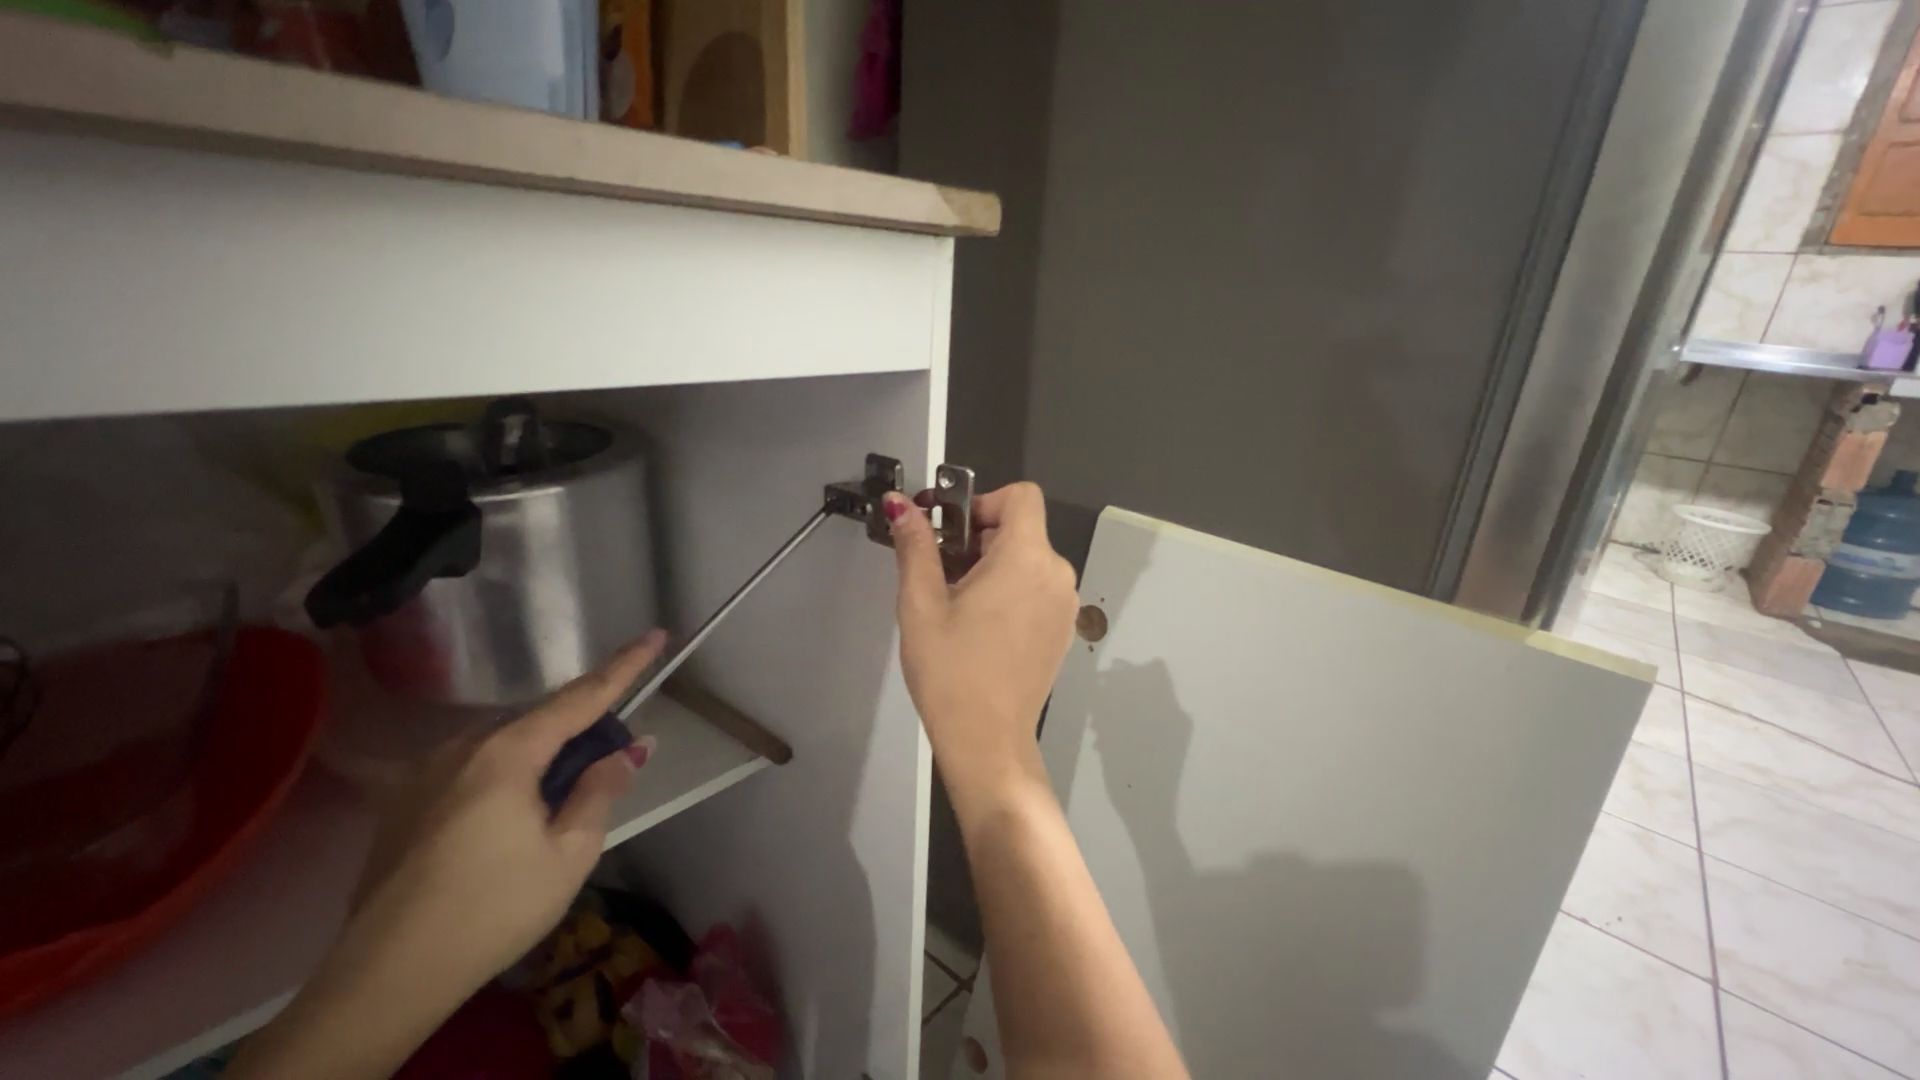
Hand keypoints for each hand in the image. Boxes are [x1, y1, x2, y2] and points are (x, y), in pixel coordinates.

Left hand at [348, 629, 663, 988]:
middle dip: (582, 730)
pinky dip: (506, 778)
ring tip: (558, 805)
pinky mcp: (402, 802)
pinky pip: (471, 770)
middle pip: (540, 721)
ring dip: (542, 758)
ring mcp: (424, 773)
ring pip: (504, 746)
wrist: (385, 976)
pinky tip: (506, 826)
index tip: (654, 635)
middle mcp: (462, 748)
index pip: (581, 696)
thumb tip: (628, 749)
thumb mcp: (569, 854)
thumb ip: (601, 791)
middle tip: (611, 763)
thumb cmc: (493, 911)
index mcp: (508, 754)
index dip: (624, 666)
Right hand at [885, 483, 1078, 798]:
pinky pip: (1038, 589)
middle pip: (1022, 529)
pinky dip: (1011, 591)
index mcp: (1027, 558)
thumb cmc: (950, 671)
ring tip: (957, 605)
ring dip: (993, 566)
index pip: (1020, 495)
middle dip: (979, 539)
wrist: (987, 741)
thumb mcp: (922, 603)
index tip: (951, 533)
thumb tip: (900, 504)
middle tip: (940, 574)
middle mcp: (1057, 574)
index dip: (983, 502)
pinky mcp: (1063, 630)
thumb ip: (915, 545)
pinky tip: (981, 627)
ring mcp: (1065, 605)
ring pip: (1029, 560)